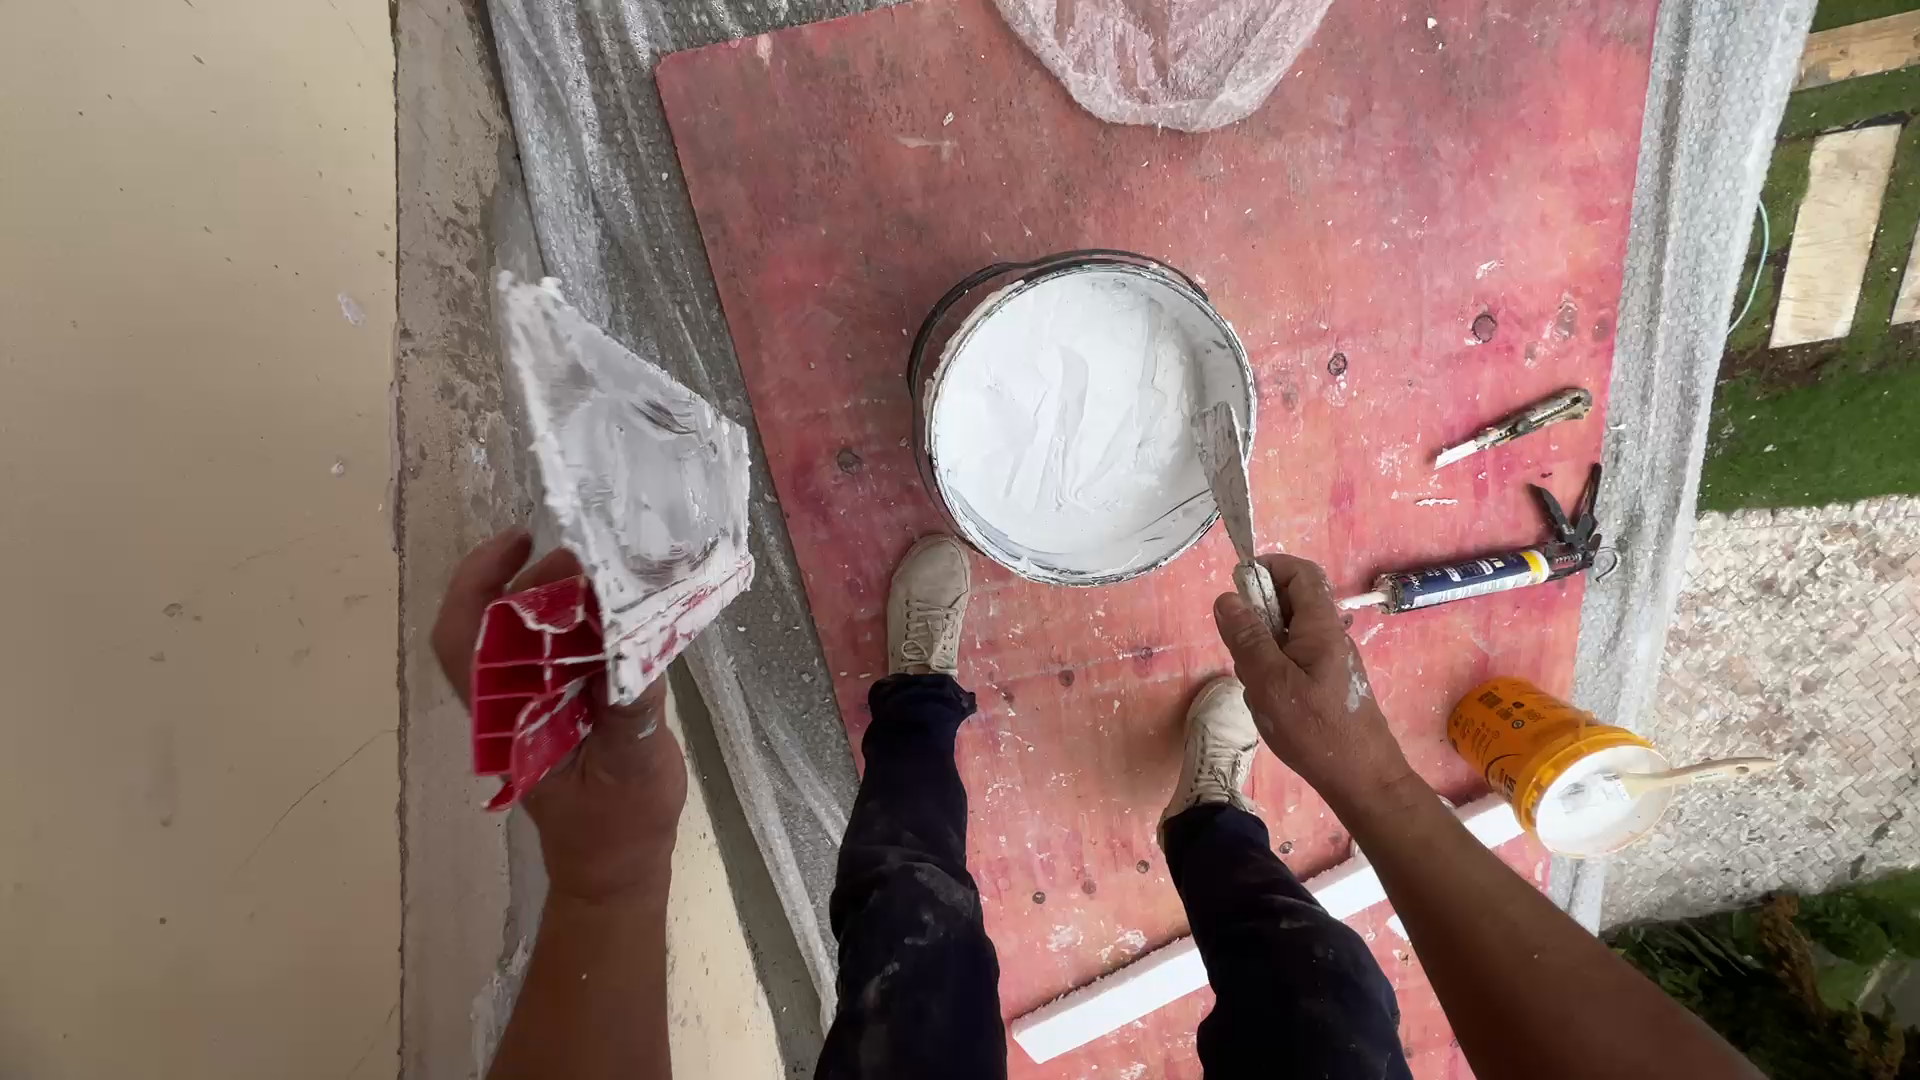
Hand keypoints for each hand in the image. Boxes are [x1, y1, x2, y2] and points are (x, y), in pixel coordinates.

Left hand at [433, 529, 688, 903]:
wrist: (618, 865)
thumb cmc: (616, 824)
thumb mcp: (629, 766)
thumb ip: (631, 709)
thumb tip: (640, 645)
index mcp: (511, 718)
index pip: (466, 640)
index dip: (479, 581)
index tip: (522, 539)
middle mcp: (517, 703)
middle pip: (506, 622)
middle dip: (542, 577)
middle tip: (596, 554)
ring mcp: (545, 703)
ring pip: (539, 633)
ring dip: (571, 596)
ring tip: (617, 572)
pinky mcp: (574, 706)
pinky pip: (575, 651)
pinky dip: (597, 621)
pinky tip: (630, 611)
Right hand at [1212, 553, 1414, 807]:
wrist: (1363, 780)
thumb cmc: (1315, 730)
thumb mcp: (1270, 682)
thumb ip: (1247, 638)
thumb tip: (1226, 598)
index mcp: (1320, 627)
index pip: (1300, 573)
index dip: (1269, 567)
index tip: (1237, 584)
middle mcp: (1328, 635)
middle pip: (1289, 601)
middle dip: (1256, 616)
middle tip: (1240, 648)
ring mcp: (1328, 659)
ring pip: (1285, 633)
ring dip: (1261, 647)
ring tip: (1255, 683)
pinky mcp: (1325, 681)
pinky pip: (1291, 658)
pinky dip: (1271, 668)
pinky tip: (1267, 700)